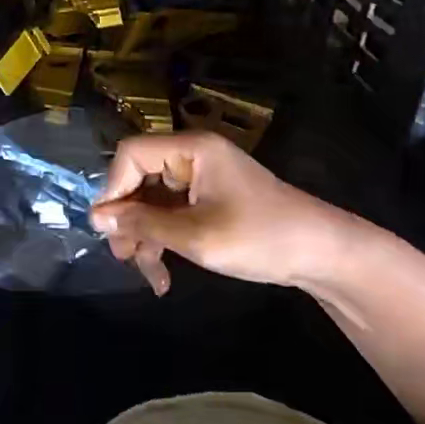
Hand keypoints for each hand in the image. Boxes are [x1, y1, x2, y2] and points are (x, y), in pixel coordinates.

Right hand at [89, 132, 365, 294]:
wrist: (327, 258)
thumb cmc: (261, 238)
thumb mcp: (196, 236)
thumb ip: (144, 224)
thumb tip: (97, 218)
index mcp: (190, 149)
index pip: (132, 154)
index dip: (114, 187)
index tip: (109, 226)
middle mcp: (191, 156)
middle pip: (139, 178)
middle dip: (129, 219)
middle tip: (122, 257)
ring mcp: (200, 177)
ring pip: (152, 200)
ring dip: (145, 236)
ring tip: (146, 274)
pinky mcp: (208, 199)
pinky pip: (171, 212)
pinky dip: (163, 239)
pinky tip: (162, 274)